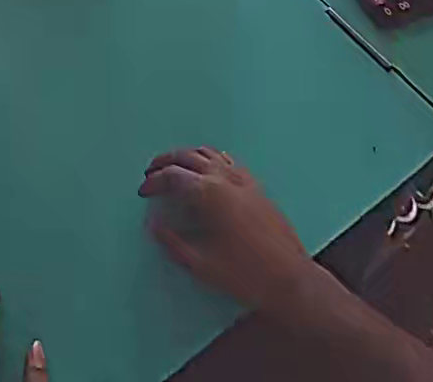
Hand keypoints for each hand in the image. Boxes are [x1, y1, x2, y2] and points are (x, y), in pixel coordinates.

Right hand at [138, 147, 314, 310]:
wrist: (289, 278)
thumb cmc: (244, 274)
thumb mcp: (202, 264)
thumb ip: (173, 241)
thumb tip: (153, 223)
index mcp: (210, 193)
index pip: (174, 177)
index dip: (155, 182)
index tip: (143, 191)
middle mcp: (225, 177)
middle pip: (188, 156)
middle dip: (166, 161)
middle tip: (151, 172)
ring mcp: (242, 177)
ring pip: (207, 153)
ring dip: (186, 156)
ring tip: (173, 168)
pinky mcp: (254, 182)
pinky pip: (225, 159)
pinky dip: (208, 158)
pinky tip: (204, 171)